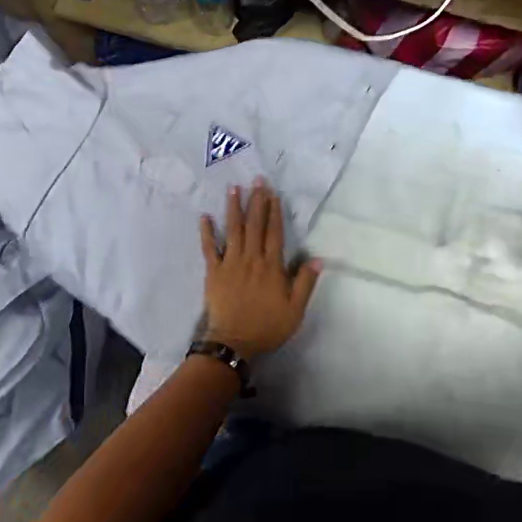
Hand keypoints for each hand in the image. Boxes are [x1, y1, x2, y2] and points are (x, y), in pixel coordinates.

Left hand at [198, 181, 320, 357]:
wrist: (234, 341)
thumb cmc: (267, 326)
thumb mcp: (295, 310)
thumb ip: (305, 283)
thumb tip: (317, 259)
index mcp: (271, 266)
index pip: (274, 232)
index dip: (274, 212)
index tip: (273, 193)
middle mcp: (251, 258)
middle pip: (255, 225)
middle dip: (256, 201)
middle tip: (257, 179)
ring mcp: (230, 263)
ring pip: (233, 230)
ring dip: (234, 208)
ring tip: (234, 188)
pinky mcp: (213, 271)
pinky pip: (209, 248)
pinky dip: (206, 232)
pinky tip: (204, 216)